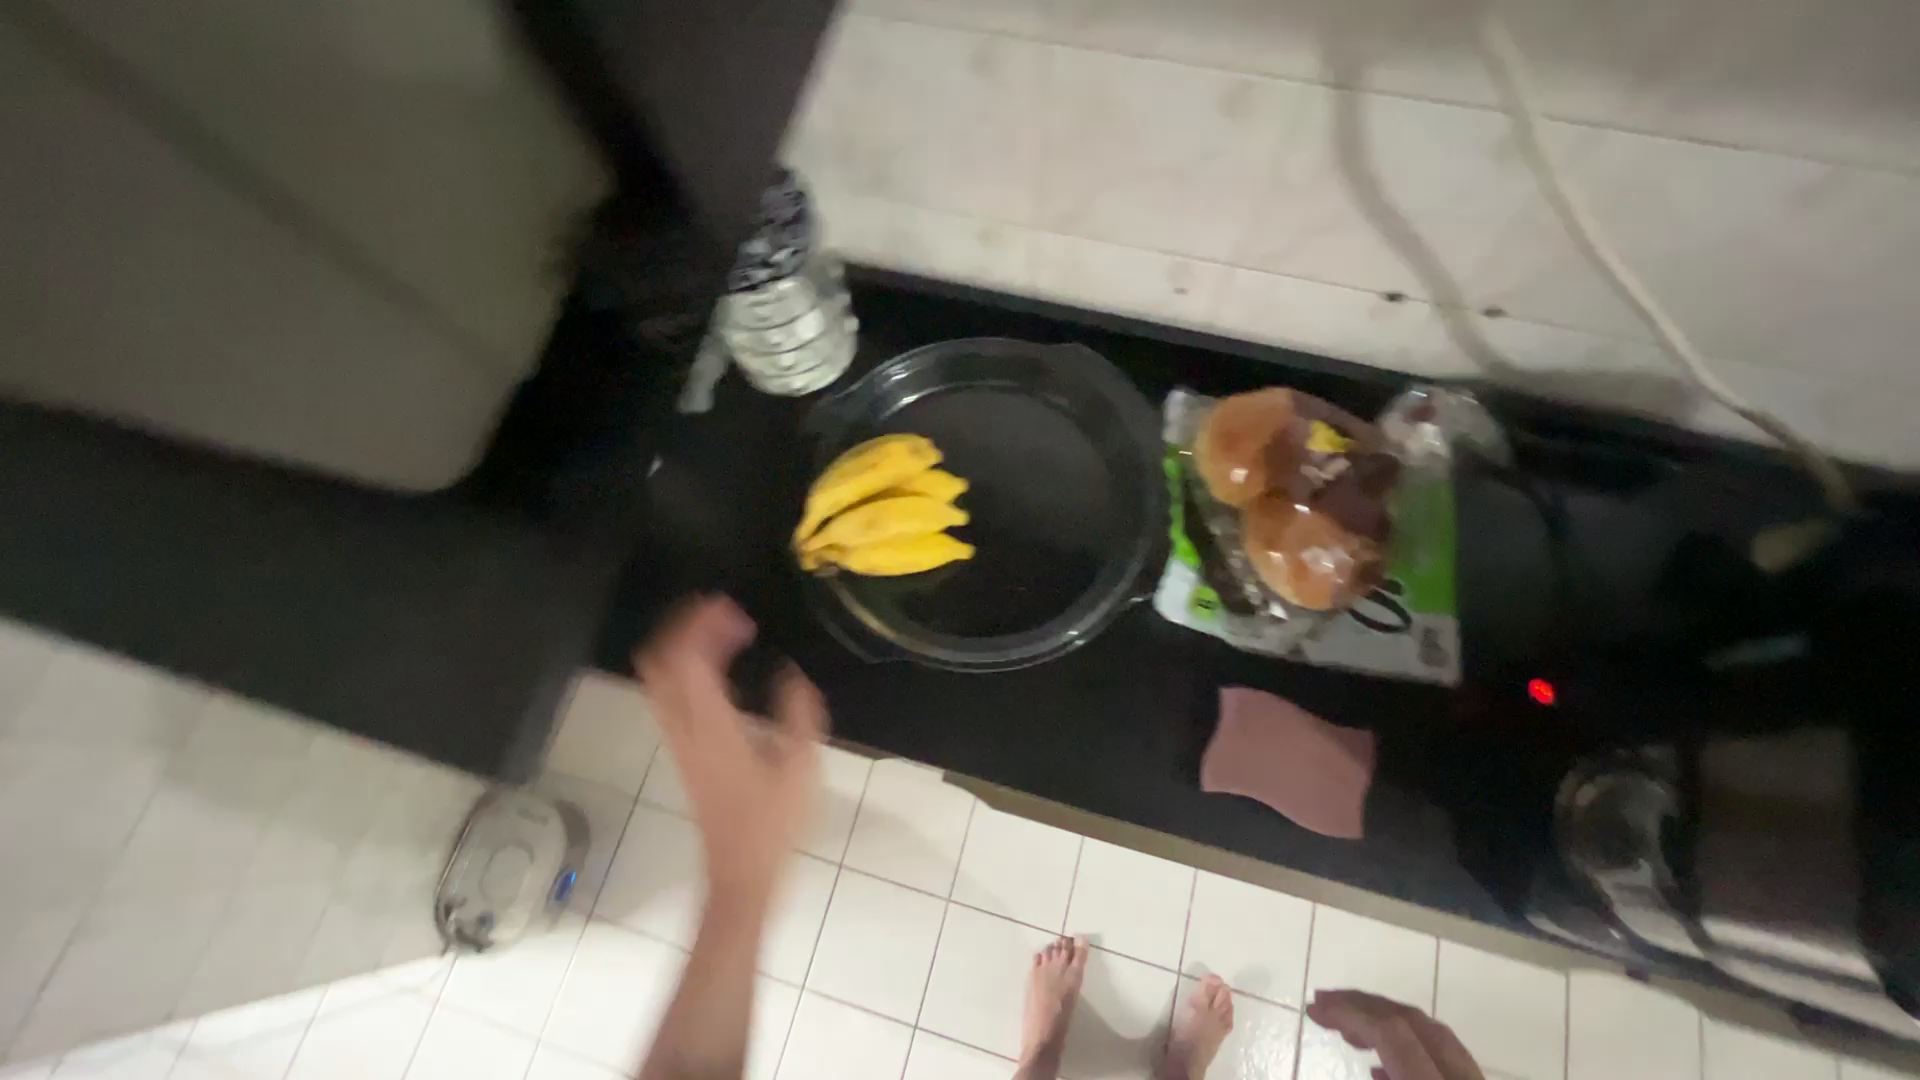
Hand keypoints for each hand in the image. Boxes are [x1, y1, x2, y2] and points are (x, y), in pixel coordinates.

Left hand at [635, 595, 826, 903]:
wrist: (739, 875)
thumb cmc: (773, 823)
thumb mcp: (802, 765)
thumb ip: (798, 711)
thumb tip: (789, 673)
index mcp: (713, 726)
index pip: (686, 659)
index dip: (701, 624)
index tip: (732, 609)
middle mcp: (684, 728)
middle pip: (659, 661)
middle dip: (684, 626)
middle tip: (722, 614)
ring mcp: (677, 741)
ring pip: (658, 678)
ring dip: (681, 646)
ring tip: (721, 634)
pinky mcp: (681, 753)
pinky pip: (668, 695)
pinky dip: (684, 669)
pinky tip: (720, 672)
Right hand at [1306, 990, 1484, 1079]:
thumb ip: (1378, 1075)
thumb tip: (1351, 1051)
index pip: (1393, 1033)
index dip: (1350, 1013)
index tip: (1315, 1008)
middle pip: (1416, 1023)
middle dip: (1365, 1006)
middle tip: (1324, 1002)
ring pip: (1436, 1036)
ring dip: (1387, 1022)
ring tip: (1347, 1030)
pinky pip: (1449, 1062)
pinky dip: (1412, 1051)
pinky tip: (1381, 1070)